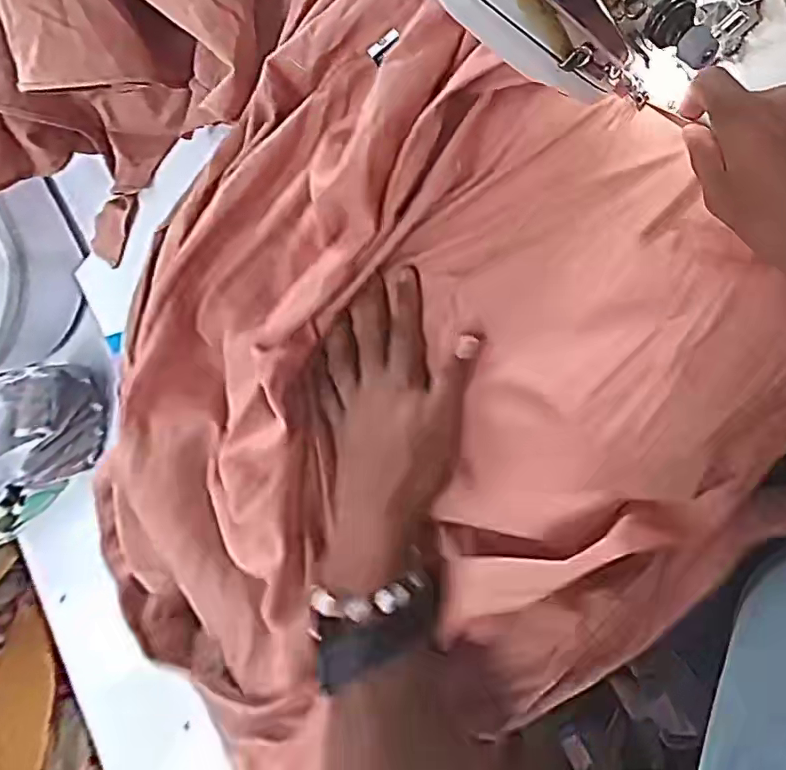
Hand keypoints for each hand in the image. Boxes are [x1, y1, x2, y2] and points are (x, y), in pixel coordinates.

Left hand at [315, 268, 479, 592]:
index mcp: (401, 381)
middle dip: (369, 304)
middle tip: (365, 275)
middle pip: (369, 337)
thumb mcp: (446, 420)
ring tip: (337, 304)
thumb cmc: (418, 466)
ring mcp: (350, 404)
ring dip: (340, 327)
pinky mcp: (337, 423)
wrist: (376, 512)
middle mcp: (371, 385)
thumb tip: (470, 333)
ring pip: (342, 356)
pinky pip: (323, 386)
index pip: (404, 331)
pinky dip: (319, 366)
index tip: (402, 271)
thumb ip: (454, 374)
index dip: (404, 300)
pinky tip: (315, 357)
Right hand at [680, 68, 785, 291]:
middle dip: (743, 124)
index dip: (696, 95)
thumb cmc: (785, 226)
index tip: (697, 110)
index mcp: (745, 119)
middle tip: (745, 161)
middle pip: (750, 98)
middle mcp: (783, 103)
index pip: (710, 80)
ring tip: (780, 169)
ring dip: (776, 129)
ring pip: (783, 107)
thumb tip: (697, 135)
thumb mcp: (723, 199)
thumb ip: (703, 155)